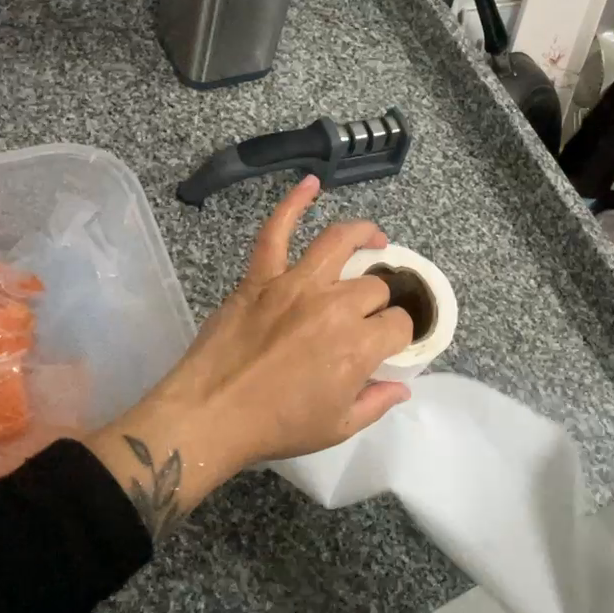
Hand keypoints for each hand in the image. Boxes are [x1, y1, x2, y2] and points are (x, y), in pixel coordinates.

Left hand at [84, 176, 413, 538]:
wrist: (210, 416)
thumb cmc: (276, 427)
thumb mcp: (337, 428)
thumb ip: (376, 403)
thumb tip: (403, 386)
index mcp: (357, 347)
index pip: (399, 324)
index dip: (399, 333)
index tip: (388, 342)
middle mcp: (334, 306)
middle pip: (374, 286)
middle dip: (378, 301)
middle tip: (366, 316)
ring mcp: (295, 285)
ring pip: (339, 243)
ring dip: (364, 234)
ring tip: (375, 238)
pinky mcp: (261, 276)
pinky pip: (276, 231)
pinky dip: (293, 203)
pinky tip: (310, 184)